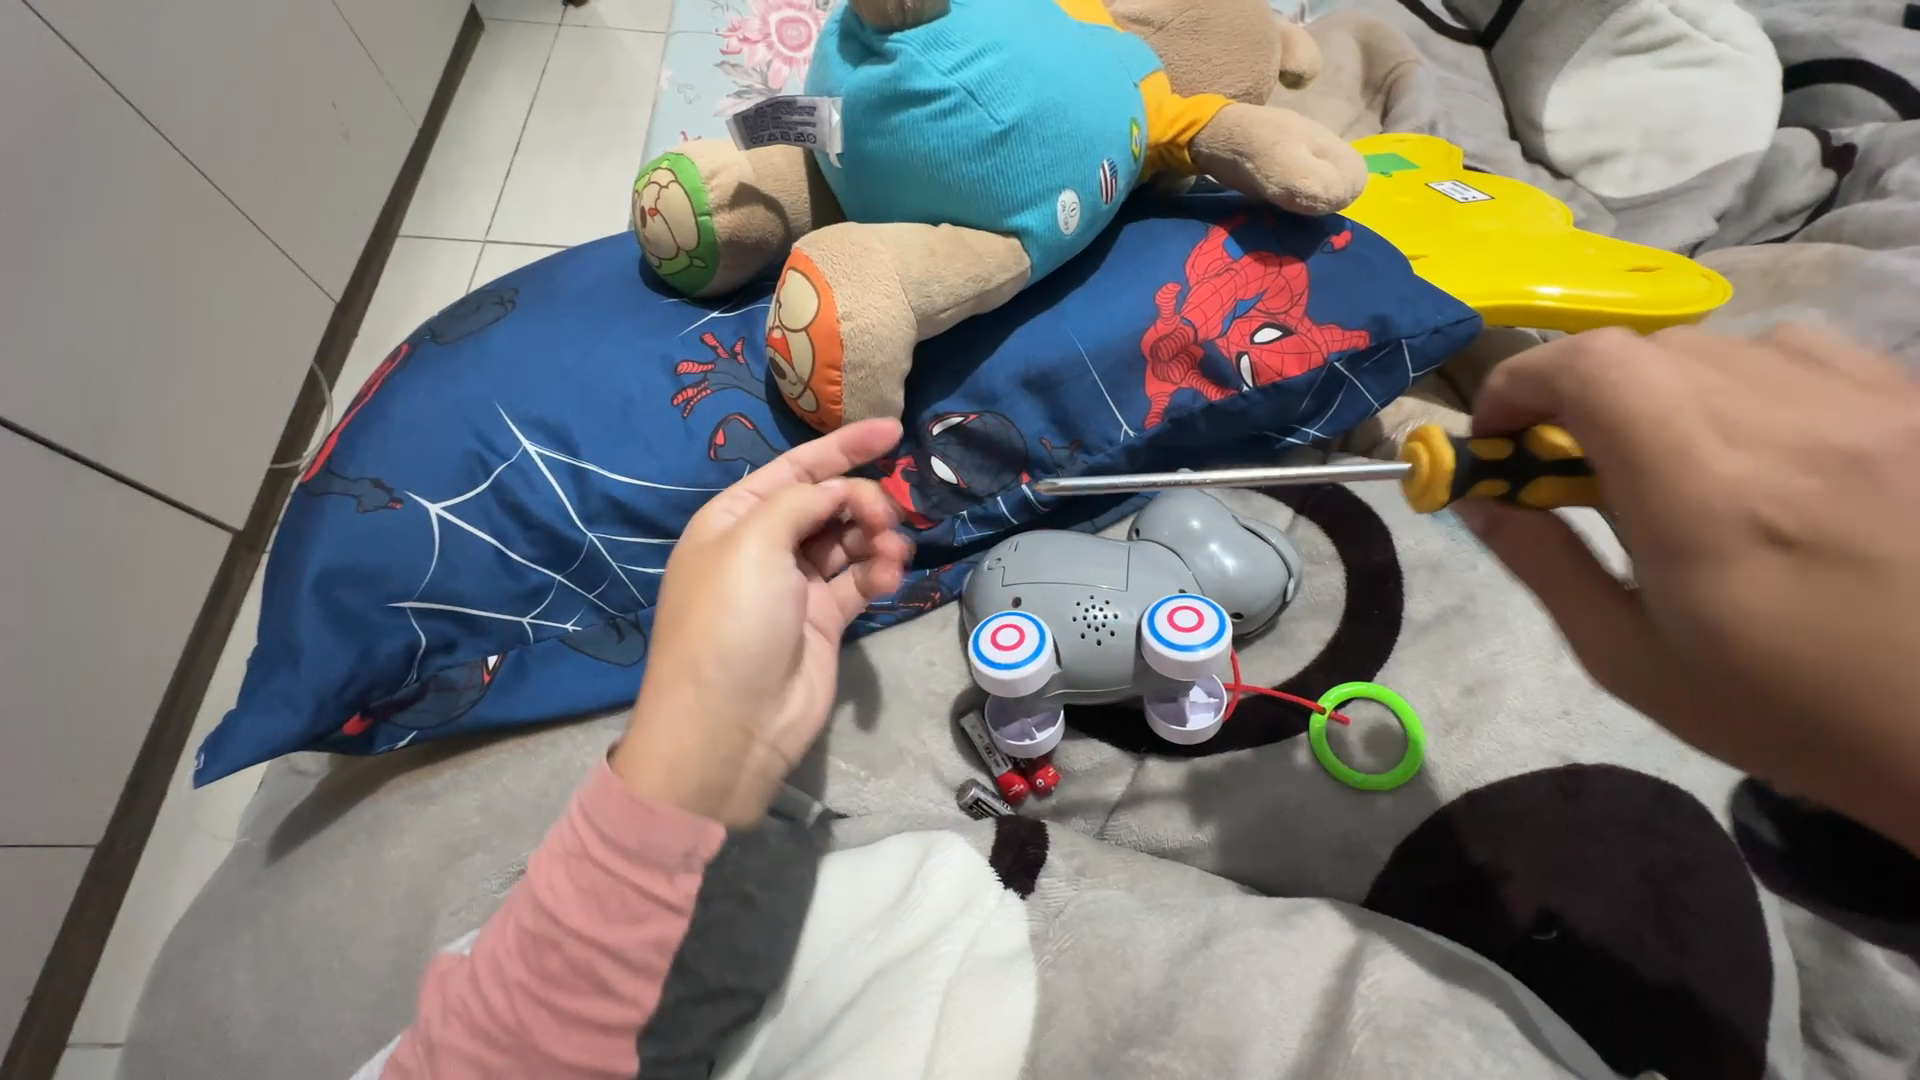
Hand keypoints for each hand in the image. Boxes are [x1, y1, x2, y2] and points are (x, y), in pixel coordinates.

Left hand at [611, 419, 910, 825]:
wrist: (731, 726)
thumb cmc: (730, 623)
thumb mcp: (752, 545)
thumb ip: (800, 503)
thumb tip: (838, 491)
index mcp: (734, 520)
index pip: (794, 470)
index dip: (844, 447)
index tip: (894, 430)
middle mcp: (763, 547)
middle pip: (826, 503)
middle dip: (862, 500)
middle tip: (886, 517)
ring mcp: (795, 585)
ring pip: (848, 540)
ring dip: (874, 536)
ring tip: (892, 550)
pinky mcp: (823, 619)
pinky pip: (858, 579)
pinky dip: (877, 571)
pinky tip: (889, 574)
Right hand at [1457, 324, 1919, 851]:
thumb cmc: (1787, 710)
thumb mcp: (1627, 655)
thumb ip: (1541, 561)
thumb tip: (1475, 497)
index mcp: (1706, 495)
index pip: (1591, 368)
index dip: (1520, 383)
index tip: (1499, 438)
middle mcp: (1795, 426)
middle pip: (1643, 350)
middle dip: (1573, 394)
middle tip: (1566, 462)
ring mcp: (1880, 407)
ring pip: (1720, 345)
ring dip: (1654, 387)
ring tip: (1663, 456)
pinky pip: (1805, 354)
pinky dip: (1740, 381)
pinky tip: (1753, 445)